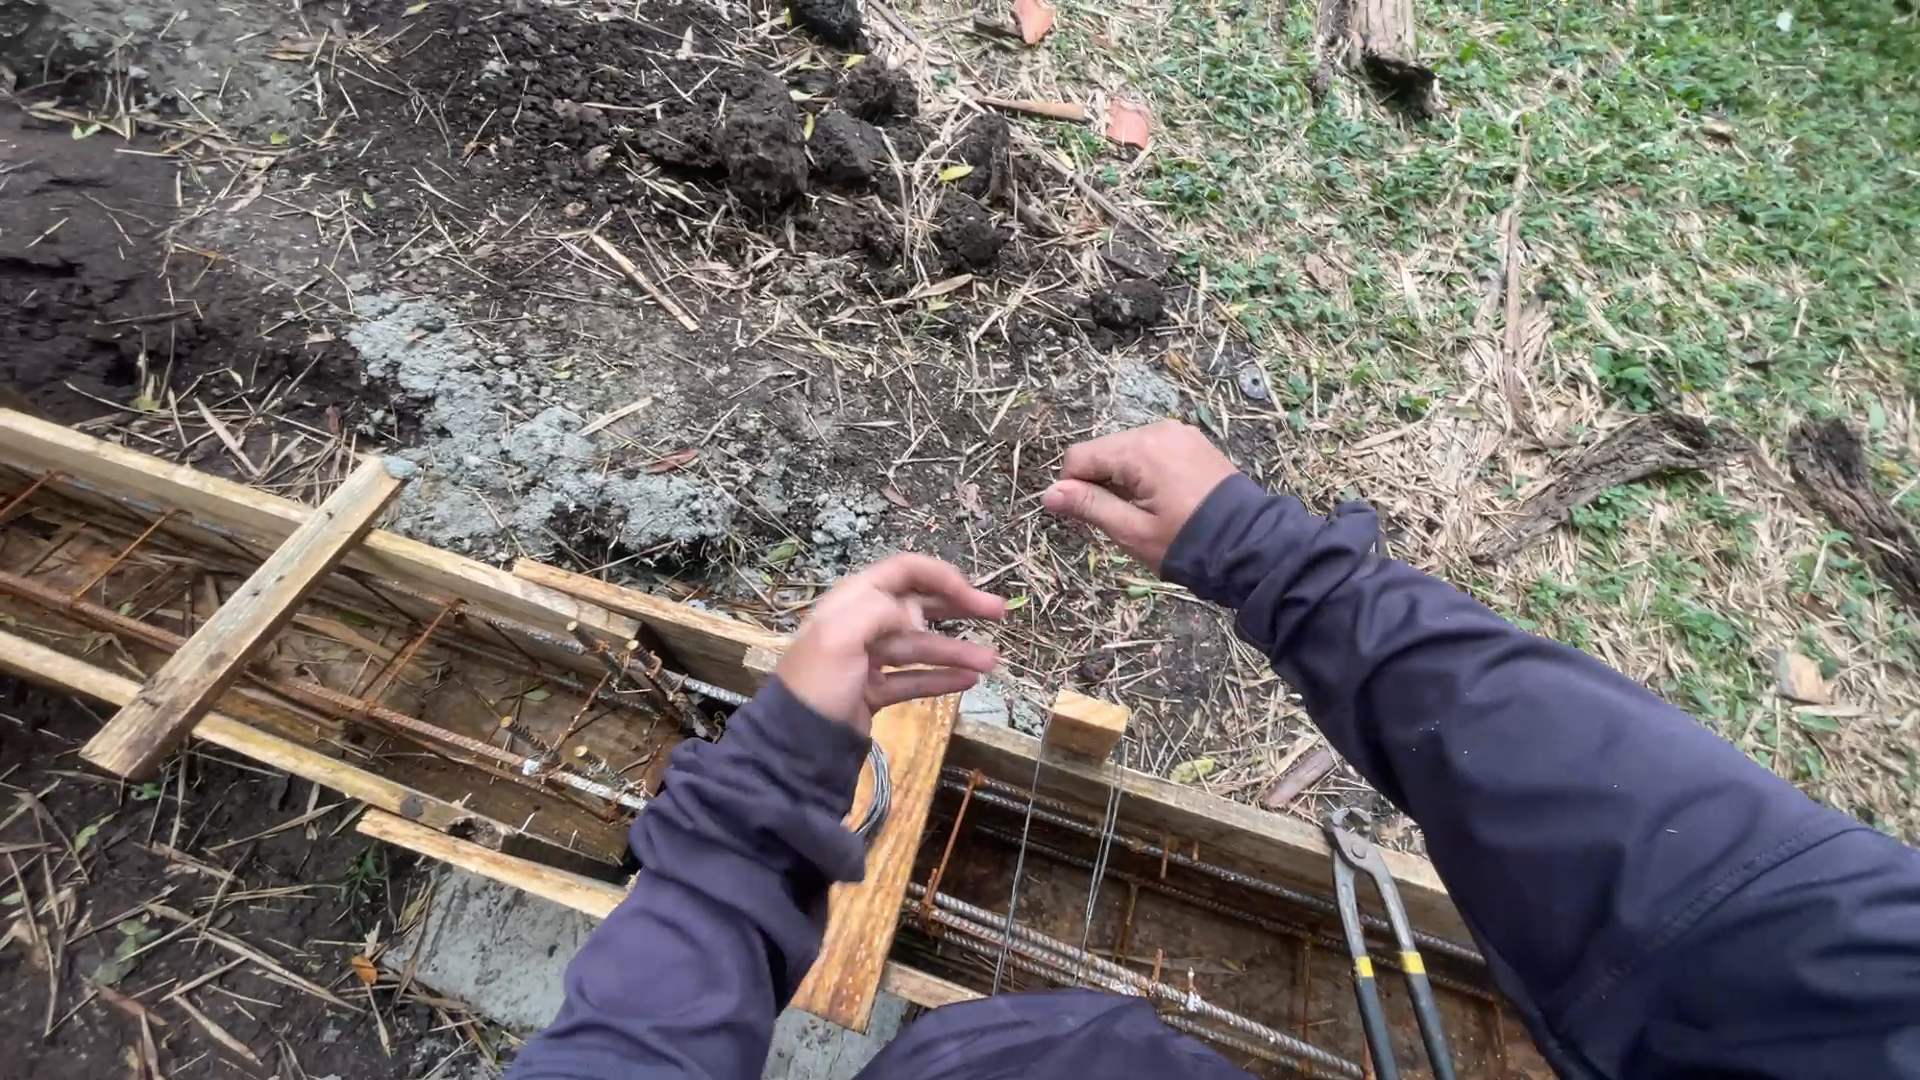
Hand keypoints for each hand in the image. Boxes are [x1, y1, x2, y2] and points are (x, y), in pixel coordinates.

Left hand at [776, 554, 1006, 733]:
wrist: (794, 745)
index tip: (972, 594)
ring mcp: (869, 659)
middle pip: (918, 606)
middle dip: (959, 607)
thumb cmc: (818, 682)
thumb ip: (879, 611)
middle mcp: (863, 624)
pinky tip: (968, 680)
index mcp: (852, 601)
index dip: (941, 577)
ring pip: (922, 647)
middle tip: (999, 613)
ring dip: (957, 650)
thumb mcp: (839, 636)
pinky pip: (914, 678)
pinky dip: (941, 677)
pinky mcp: (874, 691)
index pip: (904, 571)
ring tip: (992, 661)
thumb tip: (914, 612)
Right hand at [1042, 420, 1240, 571]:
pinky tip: (1160, 500)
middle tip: (1118, 520)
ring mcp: (1178, 434)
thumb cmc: (1186, 542)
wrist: (1251, 545)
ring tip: (1143, 512)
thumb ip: (1089, 507)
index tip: (1086, 518)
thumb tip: (1049, 493)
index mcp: (1139, 449)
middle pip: (1102, 452)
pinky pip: (1151, 451)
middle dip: (1098, 483)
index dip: (1071, 488)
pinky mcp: (1192, 442)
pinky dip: (1143, 473)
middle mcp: (1157, 430)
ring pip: (1125, 451)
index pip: (1078, 457)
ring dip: (1121, 479)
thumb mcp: (1131, 531)